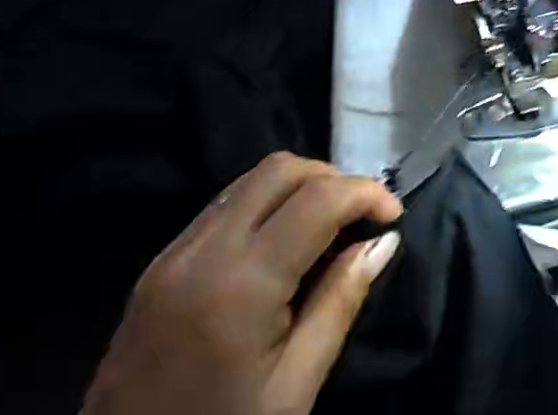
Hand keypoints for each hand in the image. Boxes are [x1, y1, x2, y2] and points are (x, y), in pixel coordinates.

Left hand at [81, 153, 403, 414]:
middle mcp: (205, 246)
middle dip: (330, 176)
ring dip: (296, 184)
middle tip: (363, 213)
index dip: (363, 192)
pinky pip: (222, 204)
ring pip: (248, 179)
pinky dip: (262, 202)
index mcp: (242, 282)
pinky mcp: (162, 257)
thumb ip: (339, 303)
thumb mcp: (294, 388)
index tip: (395, 213)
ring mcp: (177, 247)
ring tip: (330, 220)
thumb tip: (383, 241)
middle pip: (278, 169)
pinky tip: (282, 236)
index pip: (315, 200)